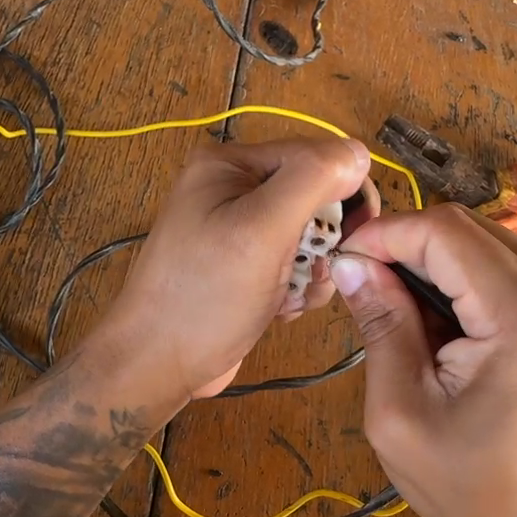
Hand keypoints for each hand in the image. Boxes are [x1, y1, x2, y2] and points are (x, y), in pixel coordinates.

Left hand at [91, 137, 370, 400]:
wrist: (158, 364)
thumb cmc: (206, 294)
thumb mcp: (262, 230)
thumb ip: (312, 181)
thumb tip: (358, 152)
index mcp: (230, 164)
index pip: (313, 157)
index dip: (344, 192)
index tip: (356, 235)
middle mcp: (231, 188)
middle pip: (313, 198)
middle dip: (324, 240)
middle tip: (314, 273)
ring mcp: (235, 229)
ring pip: (307, 237)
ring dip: (312, 270)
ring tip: (292, 298)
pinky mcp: (242, 266)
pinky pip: (290, 264)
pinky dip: (296, 287)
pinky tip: (281, 309)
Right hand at [328, 205, 516, 516]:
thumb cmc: (474, 494)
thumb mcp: (401, 412)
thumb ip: (381, 325)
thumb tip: (350, 264)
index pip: (446, 232)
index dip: (386, 234)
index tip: (345, 261)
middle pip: (473, 229)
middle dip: (409, 246)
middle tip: (364, 283)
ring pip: (494, 243)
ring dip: (439, 262)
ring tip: (399, 308)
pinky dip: (471, 279)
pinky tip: (445, 321)